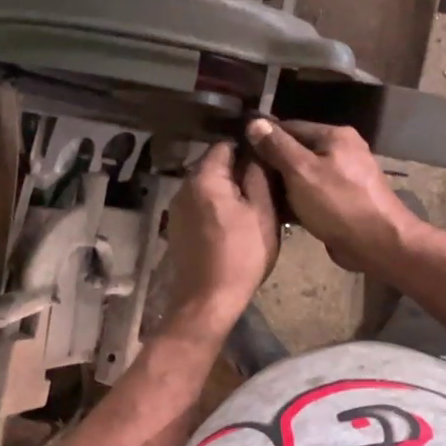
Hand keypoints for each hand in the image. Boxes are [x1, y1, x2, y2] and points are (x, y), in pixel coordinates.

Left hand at [163, 141, 280, 332]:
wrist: (207, 300)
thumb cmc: (241, 255)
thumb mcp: (262, 212)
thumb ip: (258, 175)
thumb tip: (256, 149)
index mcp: (204, 177)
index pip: (226, 145)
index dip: (249, 150)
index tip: (269, 163)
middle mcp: (183, 187)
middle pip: (215, 167)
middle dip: (238, 173)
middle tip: (266, 189)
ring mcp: (176, 209)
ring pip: (207, 189)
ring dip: (228, 193)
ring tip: (253, 209)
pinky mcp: (177, 229)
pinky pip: (200, 207)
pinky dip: (216, 210)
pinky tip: (234, 226)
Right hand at [244, 118, 420, 273]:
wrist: (377, 244)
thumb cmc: (338, 203)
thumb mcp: (301, 171)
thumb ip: (277, 147)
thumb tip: (254, 123)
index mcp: (335, 136)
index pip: (290, 128)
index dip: (264, 139)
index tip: (240, 153)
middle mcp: (342, 151)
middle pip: (297, 152)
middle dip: (273, 165)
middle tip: (244, 179)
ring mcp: (344, 178)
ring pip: (304, 176)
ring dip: (283, 186)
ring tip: (255, 196)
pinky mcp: (342, 201)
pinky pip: (313, 195)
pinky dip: (297, 201)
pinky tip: (278, 212)